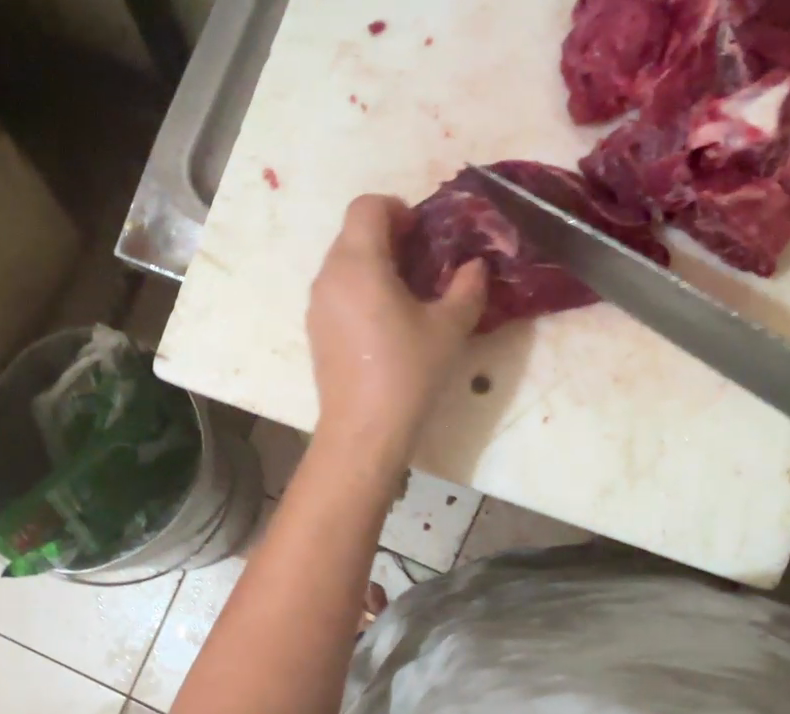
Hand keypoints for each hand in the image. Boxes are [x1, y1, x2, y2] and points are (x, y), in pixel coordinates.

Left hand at [306, 195, 487, 462]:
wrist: (363, 430)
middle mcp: (329, 276)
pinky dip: (360, 291)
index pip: (367, 206)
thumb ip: (467, 287)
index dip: (397, 209)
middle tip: (423, 264)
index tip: (423, 234)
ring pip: (343, 264)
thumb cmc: (407, 372)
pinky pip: (337, 293)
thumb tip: (474, 267)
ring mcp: (317, 306)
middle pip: (353, 233)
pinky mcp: (315, 332)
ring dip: (374, 265)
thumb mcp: (449, 327)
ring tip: (407, 295)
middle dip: (389, 237)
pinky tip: (386, 324)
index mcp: (358, 264)